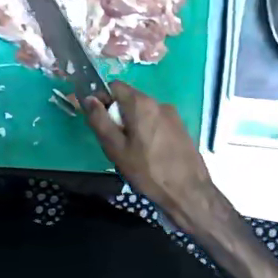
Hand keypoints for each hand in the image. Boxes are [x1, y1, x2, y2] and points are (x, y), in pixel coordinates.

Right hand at [85, 82, 226, 234]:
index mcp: (141, 103)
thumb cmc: (148, 171)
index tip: (97, 119)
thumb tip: (89, 98)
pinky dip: (146, 131)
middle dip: (117, 115)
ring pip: (143, 112)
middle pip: (129, 99)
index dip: (101, 98)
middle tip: (113, 142)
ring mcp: (173, 115)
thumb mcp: (116, 148)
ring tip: (131, 152)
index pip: (114, 86)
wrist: (188, 191)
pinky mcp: (181, 128)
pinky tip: (148, 154)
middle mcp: (159, 102)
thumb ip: (99, 120)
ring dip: (132, 124)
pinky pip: (156, 122)